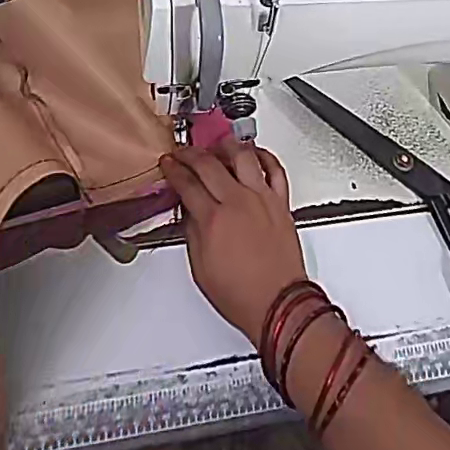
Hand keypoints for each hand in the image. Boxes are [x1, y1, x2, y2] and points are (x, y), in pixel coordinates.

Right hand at [160, 139, 307, 344]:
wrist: (279, 304)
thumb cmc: (243, 294)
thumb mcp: (200, 267)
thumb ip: (193, 231)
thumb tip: (188, 211)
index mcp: (213, 220)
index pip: (186, 183)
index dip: (173, 169)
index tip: (168, 164)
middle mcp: (238, 203)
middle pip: (209, 163)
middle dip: (190, 153)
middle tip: (184, 152)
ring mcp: (262, 199)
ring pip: (242, 156)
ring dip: (225, 146)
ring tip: (217, 145)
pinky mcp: (281, 203)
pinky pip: (275, 169)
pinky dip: (264, 156)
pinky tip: (254, 153)